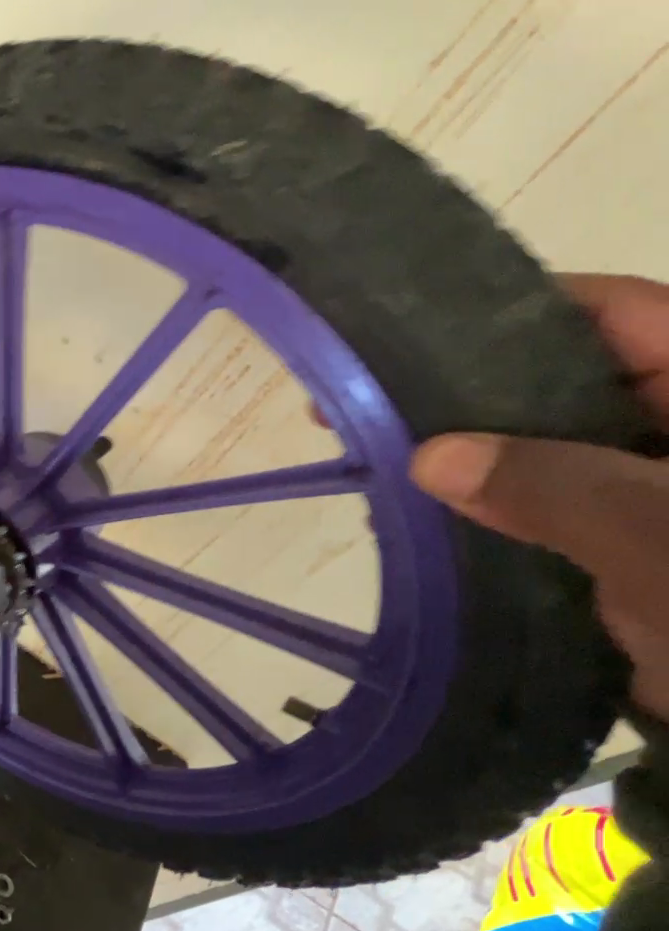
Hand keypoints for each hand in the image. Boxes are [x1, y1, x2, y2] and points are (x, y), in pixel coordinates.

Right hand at [410, 274, 668, 715]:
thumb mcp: (668, 545)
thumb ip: (561, 488)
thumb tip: (432, 456)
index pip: (620, 316)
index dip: (513, 314)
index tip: (406, 334)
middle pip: (569, 377)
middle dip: (466, 390)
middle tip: (363, 403)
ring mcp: (656, 484)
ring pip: (547, 442)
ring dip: (465, 450)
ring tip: (373, 453)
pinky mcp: (626, 538)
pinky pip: (543, 499)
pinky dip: (484, 501)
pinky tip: (420, 509)